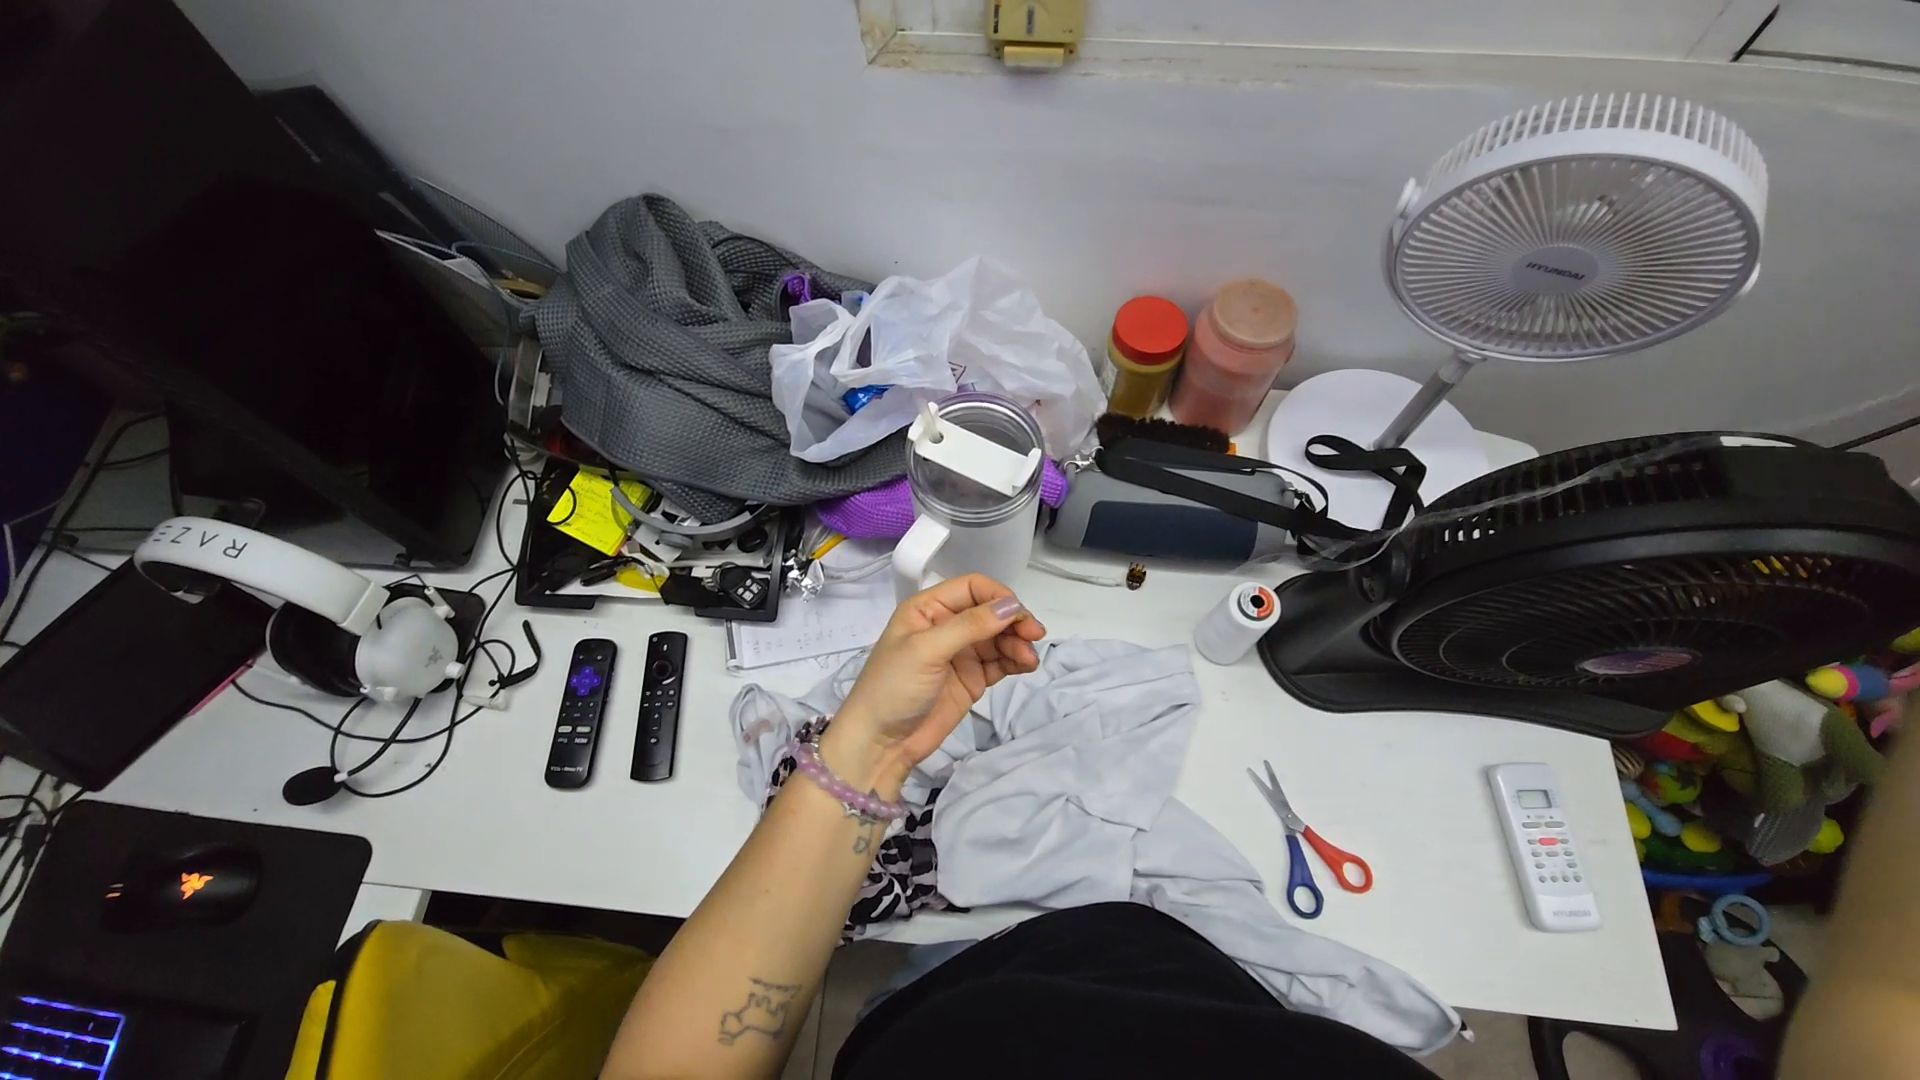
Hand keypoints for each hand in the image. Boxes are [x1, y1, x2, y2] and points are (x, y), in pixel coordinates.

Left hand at [824, 575, 1045, 793]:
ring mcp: (960, 653)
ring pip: (999, 637)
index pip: (972, 588)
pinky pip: (1000, 662)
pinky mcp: (972, 679)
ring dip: (1018, 643)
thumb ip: (970, 626)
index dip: (997, 596)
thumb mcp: (927, 650)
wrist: (880, 742)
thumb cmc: (893, 687)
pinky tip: (1026, 665)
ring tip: (1028, 659)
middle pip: (990, 612)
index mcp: (928, 609)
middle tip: (1034, 636)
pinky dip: (1016, 661)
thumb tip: (1011, 606)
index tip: (1019, 614)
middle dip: (1014, 620)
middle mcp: (946, 625)